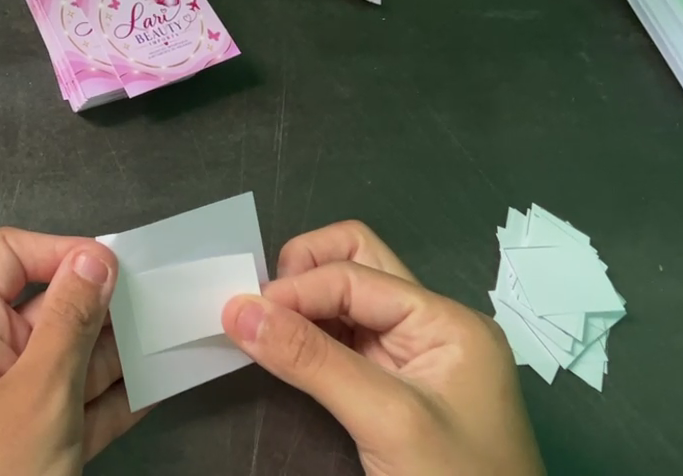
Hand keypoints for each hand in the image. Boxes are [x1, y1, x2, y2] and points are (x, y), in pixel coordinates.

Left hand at [0, 228, 146, 475]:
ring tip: (170, 334)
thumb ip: (70, 321)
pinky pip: (83, 402)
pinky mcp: (42, 441)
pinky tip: (160, 383)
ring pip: (72, 355)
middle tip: (158, 299)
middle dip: (100, 303)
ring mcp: (17, 401)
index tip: (111, 266)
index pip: (9, 258)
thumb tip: (97, 256)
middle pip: (48, 306)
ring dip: (119, 349)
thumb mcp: (37, 393)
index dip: (58, 251)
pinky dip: (118, 396)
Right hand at [221, 221, 543, 475]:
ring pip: (344, 296)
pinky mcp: (392, 387)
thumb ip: (311, 360)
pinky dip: (307, 335)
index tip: (244, 315)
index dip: (296, 289)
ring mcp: (413, 356)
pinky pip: (342, 337)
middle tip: (264, 310)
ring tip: (264, 328)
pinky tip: (283, 350)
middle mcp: (431, 325)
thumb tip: (237, 309)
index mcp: (446, 320)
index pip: (354, 274)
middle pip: (355, 261)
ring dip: (301, 304)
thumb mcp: (386, 421)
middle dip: (301, 275)